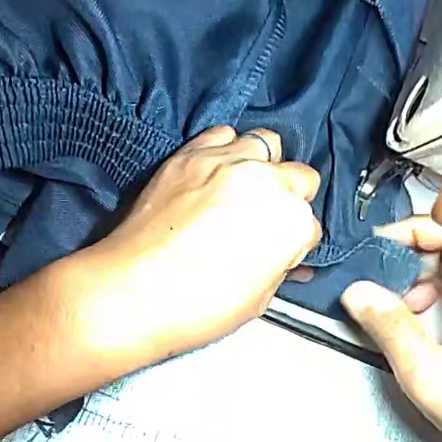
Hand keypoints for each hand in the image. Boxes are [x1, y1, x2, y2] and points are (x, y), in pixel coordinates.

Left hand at [54, 125, 321, 372]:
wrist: (132, 290)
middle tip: (262, 220)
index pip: (310, 227)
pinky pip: (222, 135)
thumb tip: (280, 258)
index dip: (292, 242)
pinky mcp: (190, 154)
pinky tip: (214, 173)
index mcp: (292, 223)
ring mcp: (227, 162)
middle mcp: (267, 182)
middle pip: (298, 177)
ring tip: (242, 189)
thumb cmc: (194, 307)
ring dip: (261, 165)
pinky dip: (225, 150)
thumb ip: (277, 268)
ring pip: (265, 144)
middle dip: (286, 199)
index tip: (275, 250)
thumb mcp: (256, 301)